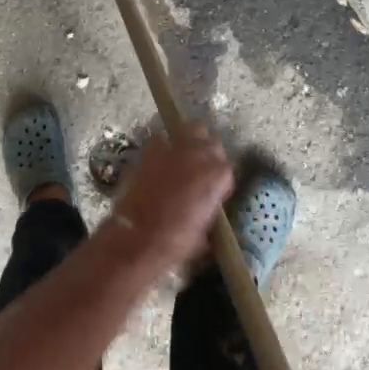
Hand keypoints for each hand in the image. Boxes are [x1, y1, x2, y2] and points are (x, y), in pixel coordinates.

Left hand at [107, 125, 232, 272]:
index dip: (220, 177)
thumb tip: (204, 209)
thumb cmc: (177, 240)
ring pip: (192, 129)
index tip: (214, 187)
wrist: (140, 236)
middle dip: (209, 151)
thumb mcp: (203, 230)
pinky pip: (161, 139)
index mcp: (219, 176)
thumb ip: (208, 210)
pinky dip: (162, 145)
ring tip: (185, 152)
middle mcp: (202, 156)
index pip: (228, 167)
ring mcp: (176, 149)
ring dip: (191, 138)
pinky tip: (160, 156)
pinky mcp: (152, 150)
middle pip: (213, 141)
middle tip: (201, 166)